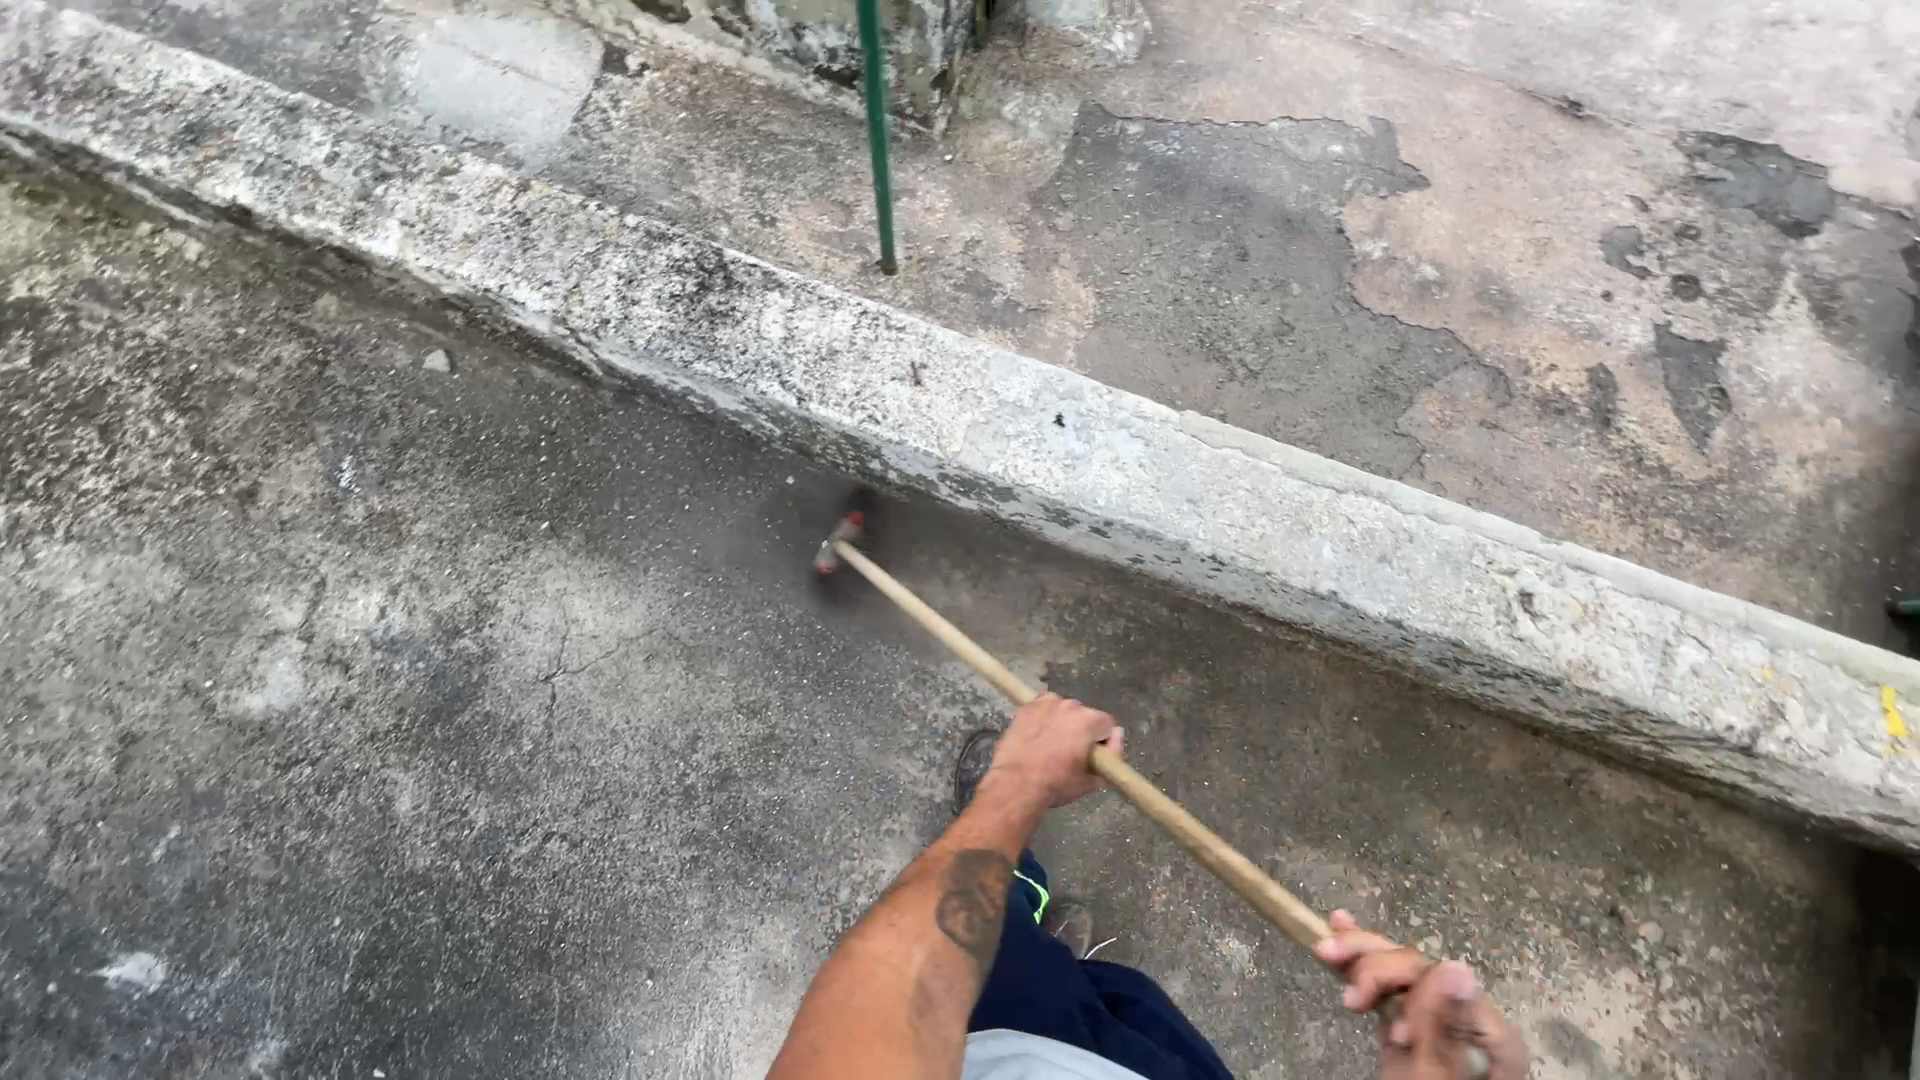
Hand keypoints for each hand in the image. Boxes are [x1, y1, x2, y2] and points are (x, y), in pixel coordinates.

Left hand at [983, 693, 1122, 809]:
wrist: (1016, 782)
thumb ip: (1113, 756)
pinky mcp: (1027, 706)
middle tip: (1071, 752)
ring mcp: (1046, 703)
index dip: (1104, 742)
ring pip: (1063, 710)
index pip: (1108, 725)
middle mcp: (1070, 705)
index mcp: (1089, 720)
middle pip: (1084, 716)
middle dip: (1082, 731)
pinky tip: (1038, 734)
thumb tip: (1116, 737)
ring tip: (1052, 744)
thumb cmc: (1057, 783)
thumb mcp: (1093, 780)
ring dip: (1063, 722)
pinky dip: (1044, 717)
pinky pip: (1043, 708)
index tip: (1093, 757)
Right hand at [1313, 911, 1527, 1079]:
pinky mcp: (1410, 1030)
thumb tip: (1457, 967)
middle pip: (1425, 972)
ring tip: (1325, 950)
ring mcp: (1439, 1026)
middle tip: (1342, 990)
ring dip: (1362, 957)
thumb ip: (1443, 1034)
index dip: (1411, 990)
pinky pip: (1390, 986)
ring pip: (1404, 970)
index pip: (1452, 987)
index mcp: (1493, 1043)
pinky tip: (1339, 924)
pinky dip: (1363, 959)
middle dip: (1378, 970)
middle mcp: (1471, 1026)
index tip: (1380, 1026)